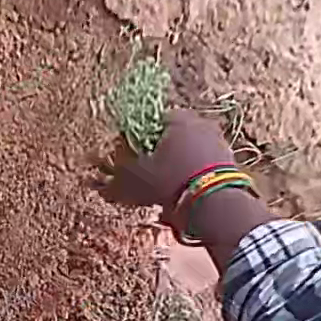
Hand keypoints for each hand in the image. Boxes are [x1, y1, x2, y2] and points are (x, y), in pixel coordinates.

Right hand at [98, 109, 235, 218]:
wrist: (212, 201)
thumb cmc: (166, 181)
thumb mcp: (132, 178)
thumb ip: (111, 176)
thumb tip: (92, 180)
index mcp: (177, 119)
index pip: (149, 121)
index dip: (134, 137)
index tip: (125, 155)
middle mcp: (200, 123)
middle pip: (170, 134)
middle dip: (155, 151)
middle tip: (141, 170)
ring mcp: (218, 141)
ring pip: (186, 149)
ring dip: (172, 163)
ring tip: (158, 185)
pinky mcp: (228, 161)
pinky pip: (199, 164)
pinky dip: (187, 174)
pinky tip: (177, 190)